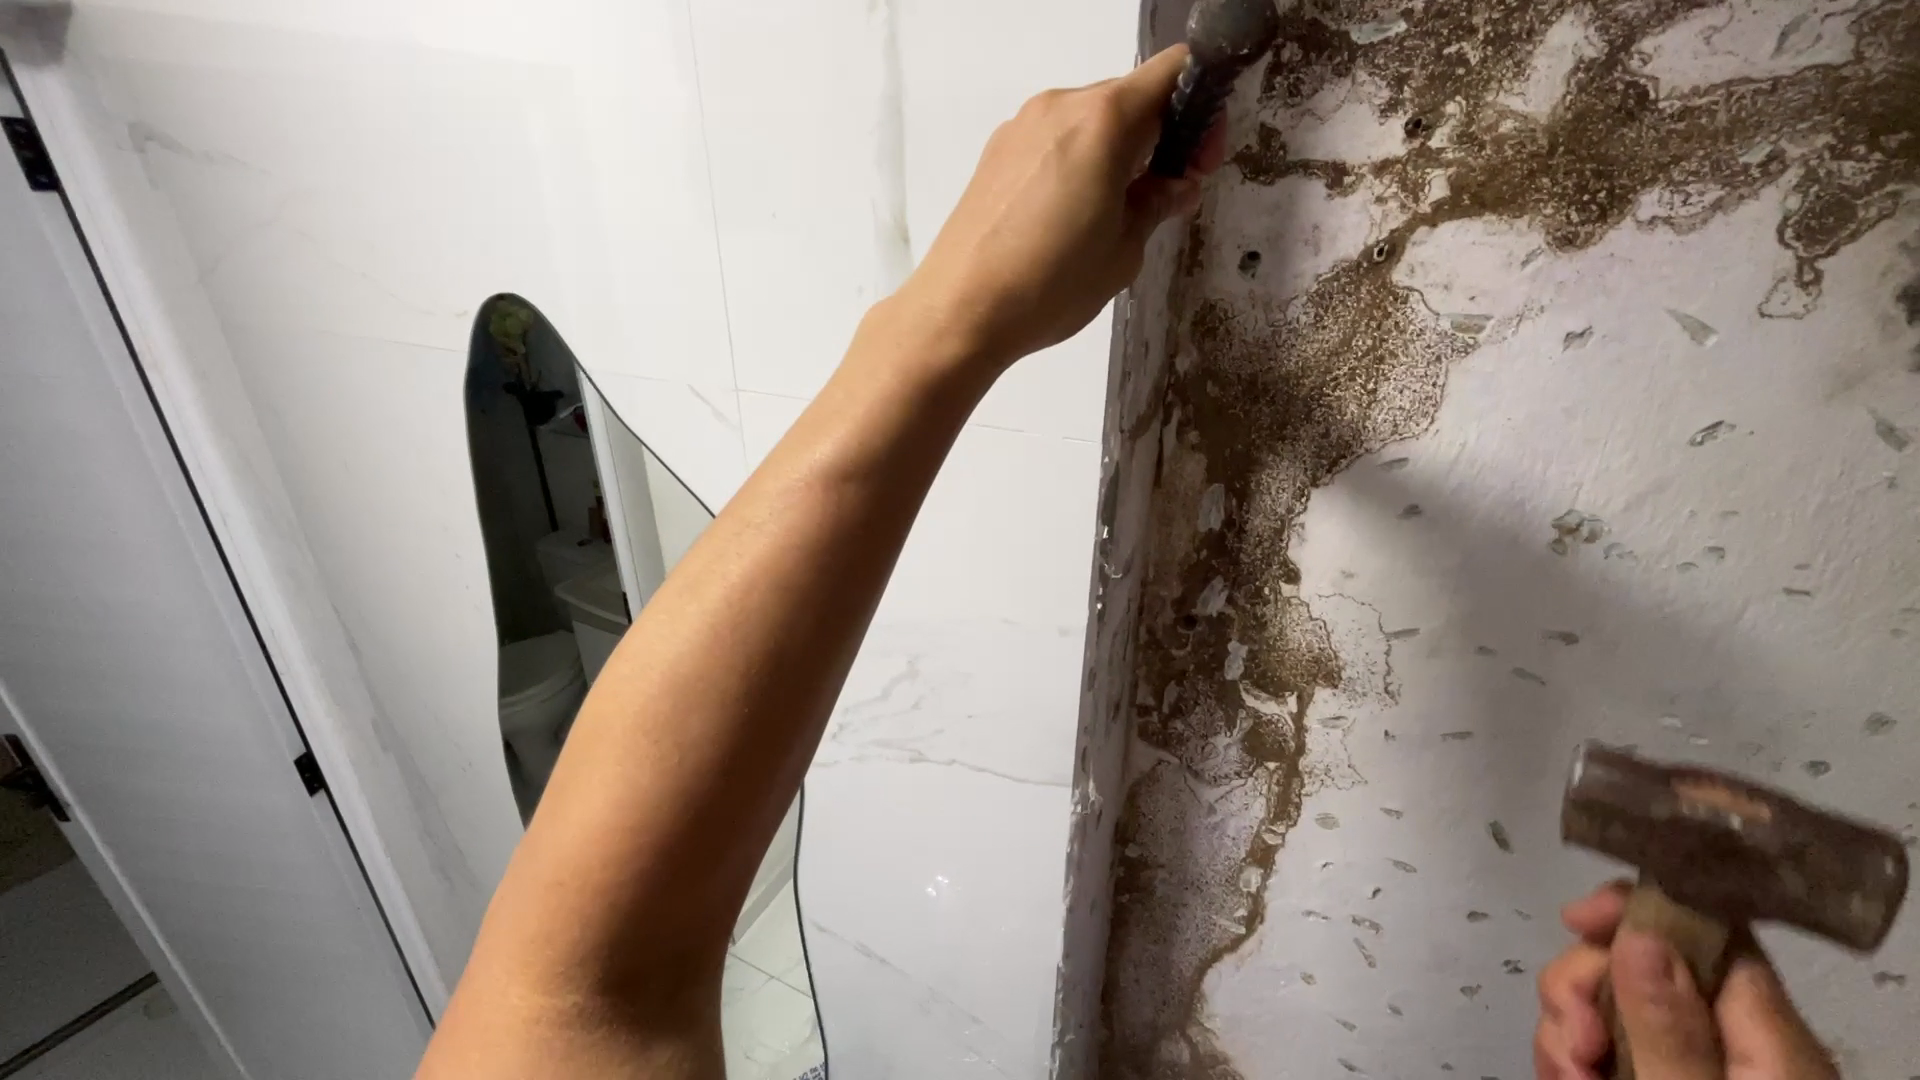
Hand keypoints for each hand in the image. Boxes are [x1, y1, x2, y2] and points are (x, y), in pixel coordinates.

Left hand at [895, 45, 1228, 370]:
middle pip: (1128, 99)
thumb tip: (1175, 185)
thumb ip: (1157, 205)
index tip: (1197, 162)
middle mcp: (1058, 107)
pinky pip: (1051, 144)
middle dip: (1157, 139)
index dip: (1200, 112)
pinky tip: (1067, 221)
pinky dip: (1075, 166)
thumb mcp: (1122, 253)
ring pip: (1087, 123)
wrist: (959, 312)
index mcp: (1103, 120)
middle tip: (1161, 198)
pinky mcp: (993, 156)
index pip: (1174, 73)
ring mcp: (1019, 128)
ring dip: (1114, 155)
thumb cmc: (1048, 287)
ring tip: (1110, 218)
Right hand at [1535, 883, 1838, 1079]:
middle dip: (1579, 983)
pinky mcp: (1658, 1071)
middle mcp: (1733, 1036)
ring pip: (1603, 996)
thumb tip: (1641, 933)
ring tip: (1567, 1072)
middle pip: (1635, 961)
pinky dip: (1569, 1047)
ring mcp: (1692, 1056)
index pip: (1708, 929)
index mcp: (1769, 1035)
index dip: (1634, 907)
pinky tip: (1564, 1073)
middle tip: (1574, 1038)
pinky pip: (1600, 1034)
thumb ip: (1671, 1028)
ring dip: (1566, 1021)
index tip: (1574, 919)